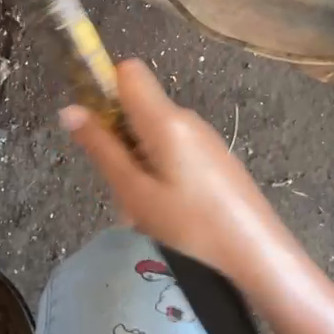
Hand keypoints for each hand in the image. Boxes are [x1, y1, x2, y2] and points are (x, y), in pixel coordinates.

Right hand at [60, 59, 298, 284]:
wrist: (264, 262)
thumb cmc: (193, 227)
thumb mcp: (135, 192)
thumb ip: (101, 148)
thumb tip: (69, 110)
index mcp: (165, 119)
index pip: (127, 71)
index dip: (104, 87)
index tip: (94, 124)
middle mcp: (186, 118)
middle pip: (138, 106)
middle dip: (118, 136)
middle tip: (120, 184)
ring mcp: (205, 138)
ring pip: (154, 132)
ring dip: (138, 160)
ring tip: (144, 208)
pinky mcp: (217, 159)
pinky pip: (174, 149)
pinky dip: (160, 170)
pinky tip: (169, 212)